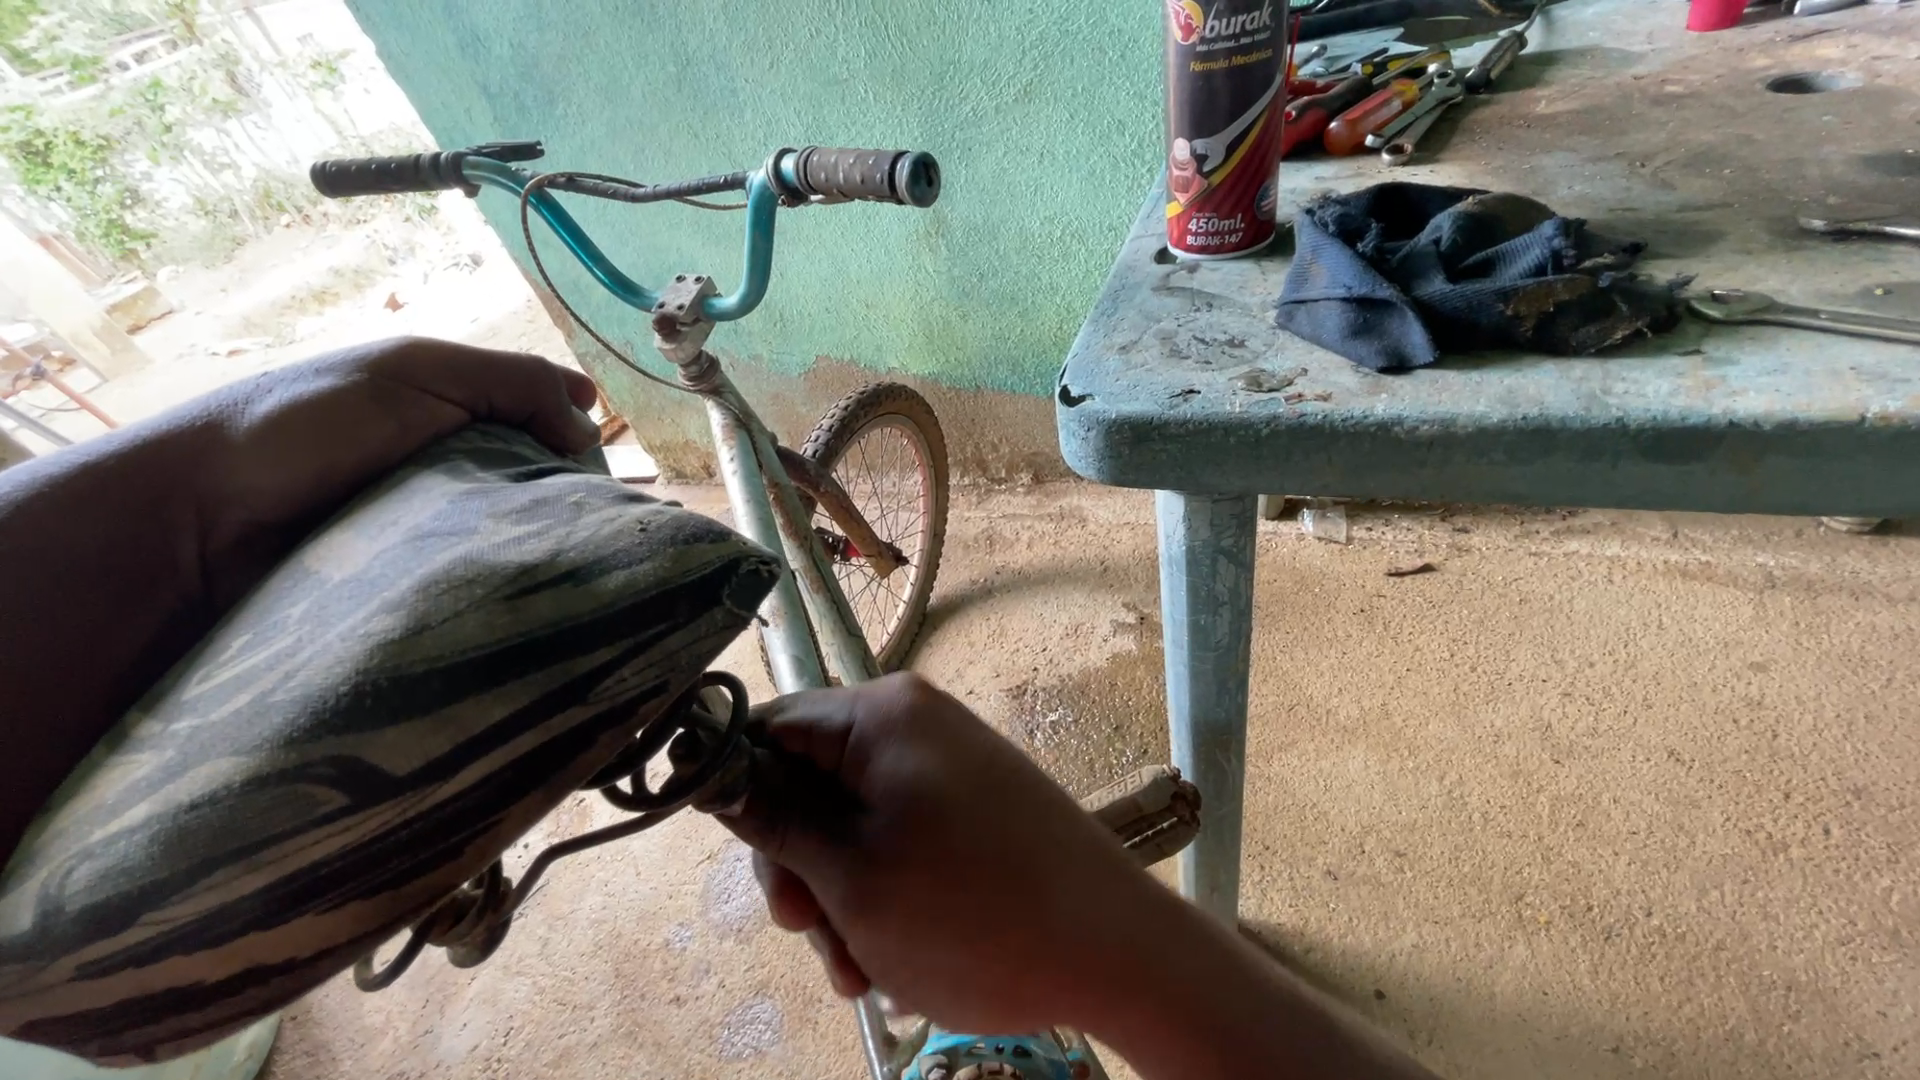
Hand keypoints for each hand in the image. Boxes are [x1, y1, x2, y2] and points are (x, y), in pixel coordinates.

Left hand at [170, 336, 601, 607]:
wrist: (198, 523)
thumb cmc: (304, 428)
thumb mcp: (414, 374)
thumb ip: (511, 383)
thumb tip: (590, 428)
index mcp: (455, 402)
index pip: (544, 408)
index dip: (578, 425)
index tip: (602, 456)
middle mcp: (457, 456)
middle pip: (544, 467)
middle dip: (574, 484)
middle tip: (601, 511)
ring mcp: (445, 514)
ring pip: (524, 518)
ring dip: (550, 528)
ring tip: (584, 549)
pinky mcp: (434, 568)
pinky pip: (494, 560)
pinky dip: (518, 563)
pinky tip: (542, 574)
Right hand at [723, 673, 1170, 1034]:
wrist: (1113, 949)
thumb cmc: (970, 911)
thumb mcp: (851, 873)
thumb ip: (777, 819)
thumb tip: (719, 772)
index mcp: (880, 714)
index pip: (771, 726)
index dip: (742, 790)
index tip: (755, 864)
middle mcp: (913, 725)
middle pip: (810, 782)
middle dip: (802, 866)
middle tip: (812, 933)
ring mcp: (945, 766)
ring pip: (850, 824)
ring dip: (840, 897)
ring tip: (862, 965)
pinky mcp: (968, 807)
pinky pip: (896, 839)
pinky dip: (881, 895)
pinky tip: (891, 956)